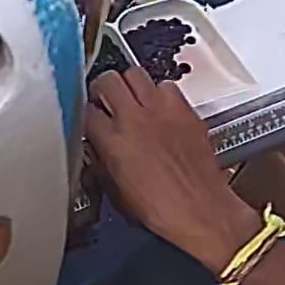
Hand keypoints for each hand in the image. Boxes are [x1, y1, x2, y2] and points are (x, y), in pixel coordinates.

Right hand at [85, 67, 261, 270]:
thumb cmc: (162, 208)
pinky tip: (158, 108)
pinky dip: (159, 93)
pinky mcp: (185, 110)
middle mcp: (135, 119)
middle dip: (103, 89)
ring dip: (130, 86)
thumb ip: (102, 160)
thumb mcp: (116, 189)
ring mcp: (162, 111)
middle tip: (105, 100)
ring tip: (132, 100)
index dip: (85, 113)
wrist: (200, 210)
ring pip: (136, 74)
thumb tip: (96, 146)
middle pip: (108, 80)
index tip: (88, 118)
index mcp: (112, 141)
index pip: (86, 109)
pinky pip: (166, 86)